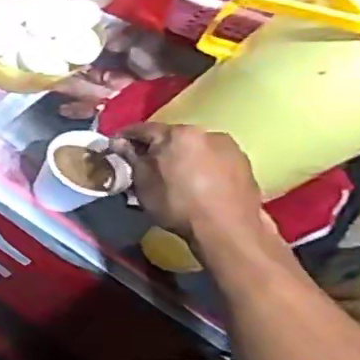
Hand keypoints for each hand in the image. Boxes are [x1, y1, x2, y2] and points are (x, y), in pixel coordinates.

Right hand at [109, 123, 268, 242]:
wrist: (228, 230)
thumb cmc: (177, 203)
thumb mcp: (142, 181)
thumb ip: (130, 157)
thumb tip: (120, 143)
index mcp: (179, 133)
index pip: (142, 129)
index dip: (124, 138)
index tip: (114, 148)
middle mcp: (207, 133)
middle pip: (172, 137)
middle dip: (156, 148)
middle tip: (143, 164)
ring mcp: (230, 149)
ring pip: (194, 148)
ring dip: (180, 157)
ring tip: (172, 175)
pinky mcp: (245, 166)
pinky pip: (212, 160)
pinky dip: (200, 166)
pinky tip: (195, 183)